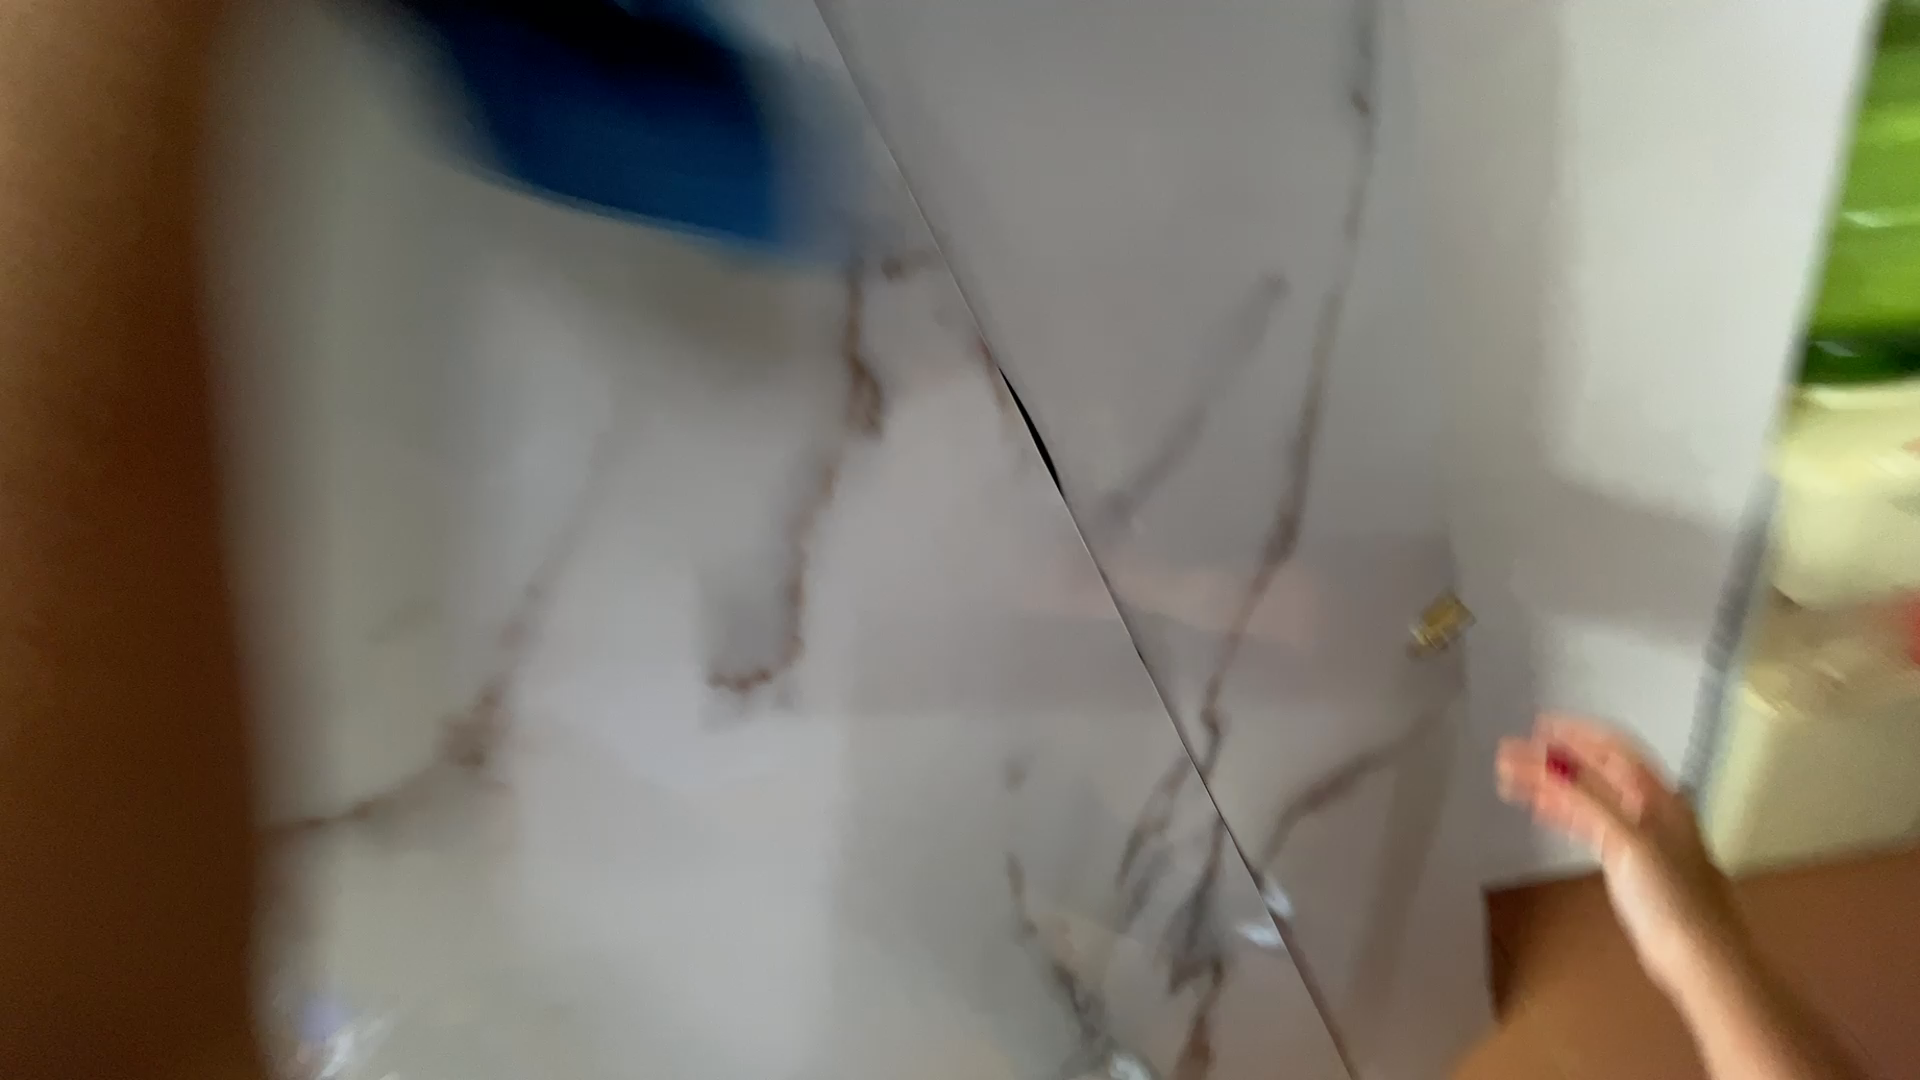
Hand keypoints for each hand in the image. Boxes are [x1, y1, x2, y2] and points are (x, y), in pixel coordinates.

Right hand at [1497, 714, 1751, 997]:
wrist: (1699, 958)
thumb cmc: (1671, 896)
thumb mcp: (1625, 837)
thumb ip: (1582, 797)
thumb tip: (1540, 762)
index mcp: (1658, 798)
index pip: (1614, 749)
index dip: (1577, 732)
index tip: (1538, 725)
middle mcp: (1649, 810)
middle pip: (1594, 771)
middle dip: (1551, 758)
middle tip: (1509, 753)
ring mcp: (1638, 836)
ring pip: (1585, 795)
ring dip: (1547, 782)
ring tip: (1510, 777)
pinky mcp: (1626, 860)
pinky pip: (1584, 820)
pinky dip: (1557, 808)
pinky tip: (1537, 807)